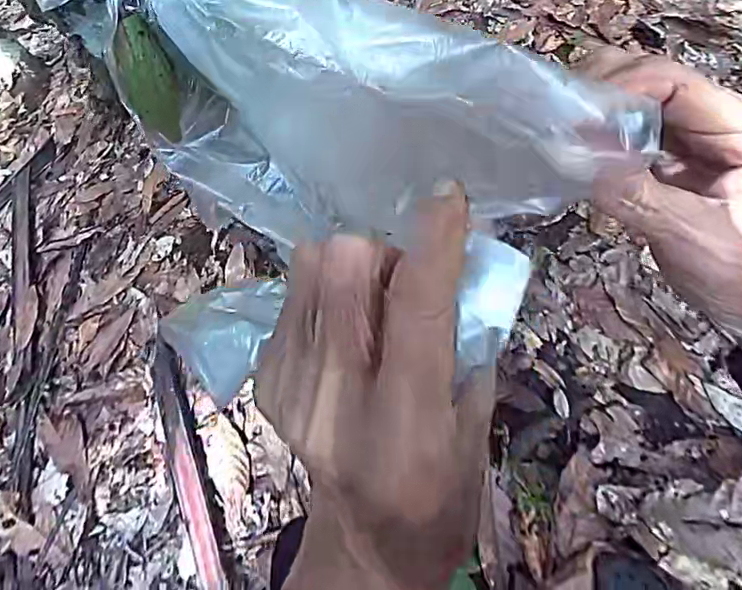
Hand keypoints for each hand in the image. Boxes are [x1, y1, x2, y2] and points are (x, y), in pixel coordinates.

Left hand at [255, 182, 493, 589]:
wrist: (366, 544)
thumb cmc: (441, 489)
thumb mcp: (476, 422)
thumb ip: (467, 334)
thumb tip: (459, 250)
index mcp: (403, 425)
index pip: (415, 307)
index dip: (435, 241)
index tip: (449, 196)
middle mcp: (333, 400)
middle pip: (345, 264)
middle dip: (384, 254)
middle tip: (405, 286)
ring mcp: (288, 386)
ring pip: (313, 261)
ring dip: (353, 265)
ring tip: (373, 306)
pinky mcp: (264, 375)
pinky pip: (296, 284)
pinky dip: (327, 288)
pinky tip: (345, 330)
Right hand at [582, 50, 741, 427]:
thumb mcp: (690, 240)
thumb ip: (628, 190)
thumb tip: (565, 150)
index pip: (677, 83)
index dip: (620, 89)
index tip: (574, 117)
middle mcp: (741, 121)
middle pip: (660, 80)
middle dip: (607, 93)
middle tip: (561, 119)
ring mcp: (718, 137)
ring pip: (649, 99)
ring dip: (606, 111)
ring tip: (567, 131)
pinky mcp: (697, 155)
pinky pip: (647, 127)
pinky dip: (614, 132)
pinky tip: (588, 147)